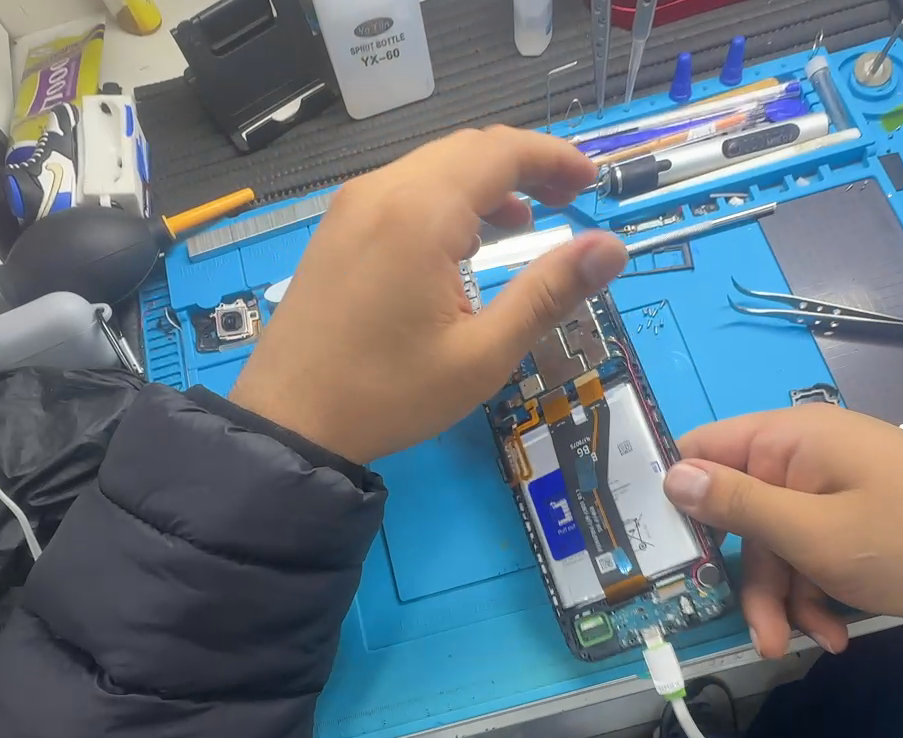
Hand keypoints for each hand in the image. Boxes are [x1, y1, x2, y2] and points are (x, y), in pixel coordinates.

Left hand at [229, 128, 627, 464]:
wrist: (292, 422)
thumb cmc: (390, 395)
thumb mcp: (482, 355)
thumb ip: (548, 294)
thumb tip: (610, 249)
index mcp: (420, 213)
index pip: (501, 152)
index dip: (554, 159)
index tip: (591, 186)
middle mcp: (380, 192)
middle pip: (465, 151)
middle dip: (523, 168)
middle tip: (566, 202)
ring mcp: (350, 209)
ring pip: (430, 170)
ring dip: (482, 187)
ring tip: (520, 225)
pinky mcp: (334, 232)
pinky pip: (399, 195)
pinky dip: (442, 204)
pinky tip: (458, 248)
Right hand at [661, 405, 902, 654]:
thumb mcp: (815, 533)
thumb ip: (737, 506)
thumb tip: (669, 475)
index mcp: (791, 440)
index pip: (703, 448)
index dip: (674, 491)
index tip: (654, 546)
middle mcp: (803, 461)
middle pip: (737, 515)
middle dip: (746, 577)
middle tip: (754, 629)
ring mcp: (829, 496)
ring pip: (771, 548)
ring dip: (782, 599)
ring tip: (806, 644)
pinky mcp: (850, 529)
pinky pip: (806, 560)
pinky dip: (813, 599)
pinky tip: (834, 635)